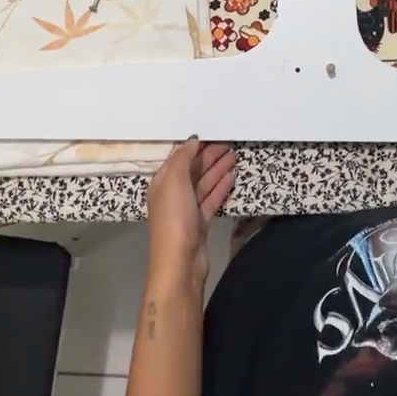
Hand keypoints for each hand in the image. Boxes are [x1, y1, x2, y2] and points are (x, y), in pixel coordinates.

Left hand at [144, 139, 235, 287]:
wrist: (180, 261)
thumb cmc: (174, 218)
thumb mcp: (174, 182)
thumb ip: (182, 158)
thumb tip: (193, 140)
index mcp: (162, 183)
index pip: (179, 158)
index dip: (194, 146)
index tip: (212, 134)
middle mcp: (173, 194)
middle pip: (192, 170)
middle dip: (209, 156)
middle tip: (229, 143)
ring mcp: (187, 209)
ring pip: (203, 183)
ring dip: (217, 169)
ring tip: (234, 156)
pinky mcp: (200, 222)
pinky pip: (211, 199)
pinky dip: (221, 187)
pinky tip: (232, 177)